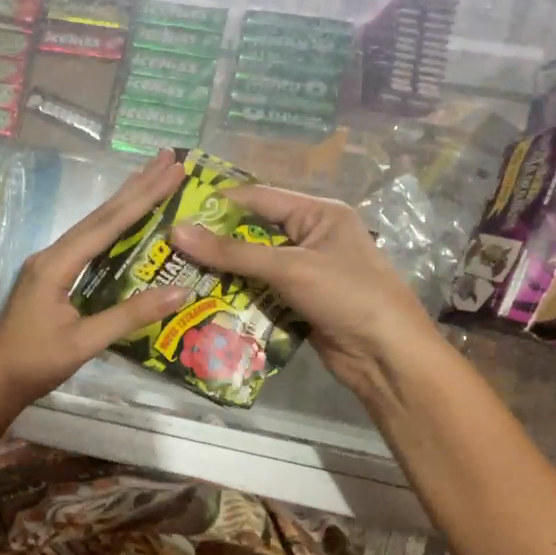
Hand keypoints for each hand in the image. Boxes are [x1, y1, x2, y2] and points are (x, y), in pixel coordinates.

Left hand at [0, 149, 192, 411]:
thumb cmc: (35, 363)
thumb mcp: (85, 343)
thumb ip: (130, 316)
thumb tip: (181, 291)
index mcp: (55, 265)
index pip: (106, 224)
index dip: (141, 197)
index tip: (171, 170)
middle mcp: (49, 256)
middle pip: (98, 216)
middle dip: (135, 188)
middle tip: (169, 159)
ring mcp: (47, 266)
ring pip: (90, 227)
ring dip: (122, 203)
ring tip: (152, 177)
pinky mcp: (49, 279)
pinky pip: (85, 244)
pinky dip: (109, 227)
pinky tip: (123, 222)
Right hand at [167, 187, 445, 395]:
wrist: (388, 357)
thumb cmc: (348, 297)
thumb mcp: (288, 268)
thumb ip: (231, 251)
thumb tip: (176, 231)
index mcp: (319, 214)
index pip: (258, 197)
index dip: (216, 203)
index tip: (174, 209)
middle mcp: (311, 236)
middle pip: (251, 232)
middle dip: (212, 240)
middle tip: (167, 246)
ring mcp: (304, 271)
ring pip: (250, 264)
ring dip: (219, 271)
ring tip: (174, 272)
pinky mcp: (297, 301)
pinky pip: (257, 291)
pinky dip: (233, 295)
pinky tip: (200, 299)